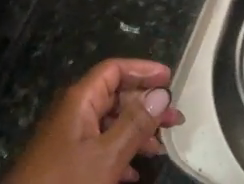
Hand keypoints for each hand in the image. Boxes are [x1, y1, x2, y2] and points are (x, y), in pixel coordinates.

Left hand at [5, 58, 186, 183]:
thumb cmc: (67, 179)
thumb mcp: (106, 155)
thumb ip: (134, 124)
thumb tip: (161, 93)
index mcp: (80, 98)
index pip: (113, 70)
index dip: (142, 70)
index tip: (169, 79)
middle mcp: (74, 110)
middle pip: (114, 95)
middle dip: (145, 105)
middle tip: (176, 119)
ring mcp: (70, 135)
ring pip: (109, 123)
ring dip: (136, 132)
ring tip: (162, 147)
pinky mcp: (68, 159)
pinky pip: (100, 145)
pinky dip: (120, 152)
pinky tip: (135, 172)